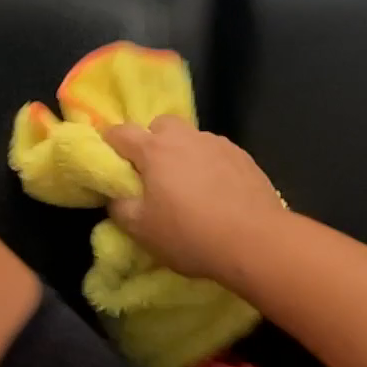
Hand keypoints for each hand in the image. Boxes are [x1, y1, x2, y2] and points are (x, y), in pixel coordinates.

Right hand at [104, 116, 283, 280]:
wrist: (255, 240)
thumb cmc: (190, 234)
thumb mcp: (143, 231)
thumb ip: (121, 208)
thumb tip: (116, 196)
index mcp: (153, 150)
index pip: (122, 133)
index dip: (111, 143)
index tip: (111, 158)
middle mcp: (183, 137)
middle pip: (159, 125)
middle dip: (152, 141)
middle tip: (154, 173)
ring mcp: (215, 143)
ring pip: (190, 137)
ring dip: (184, 152)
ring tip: (190, 185)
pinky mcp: (241, 155)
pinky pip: (216, 152)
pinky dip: (210, 164)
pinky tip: (217, 191)